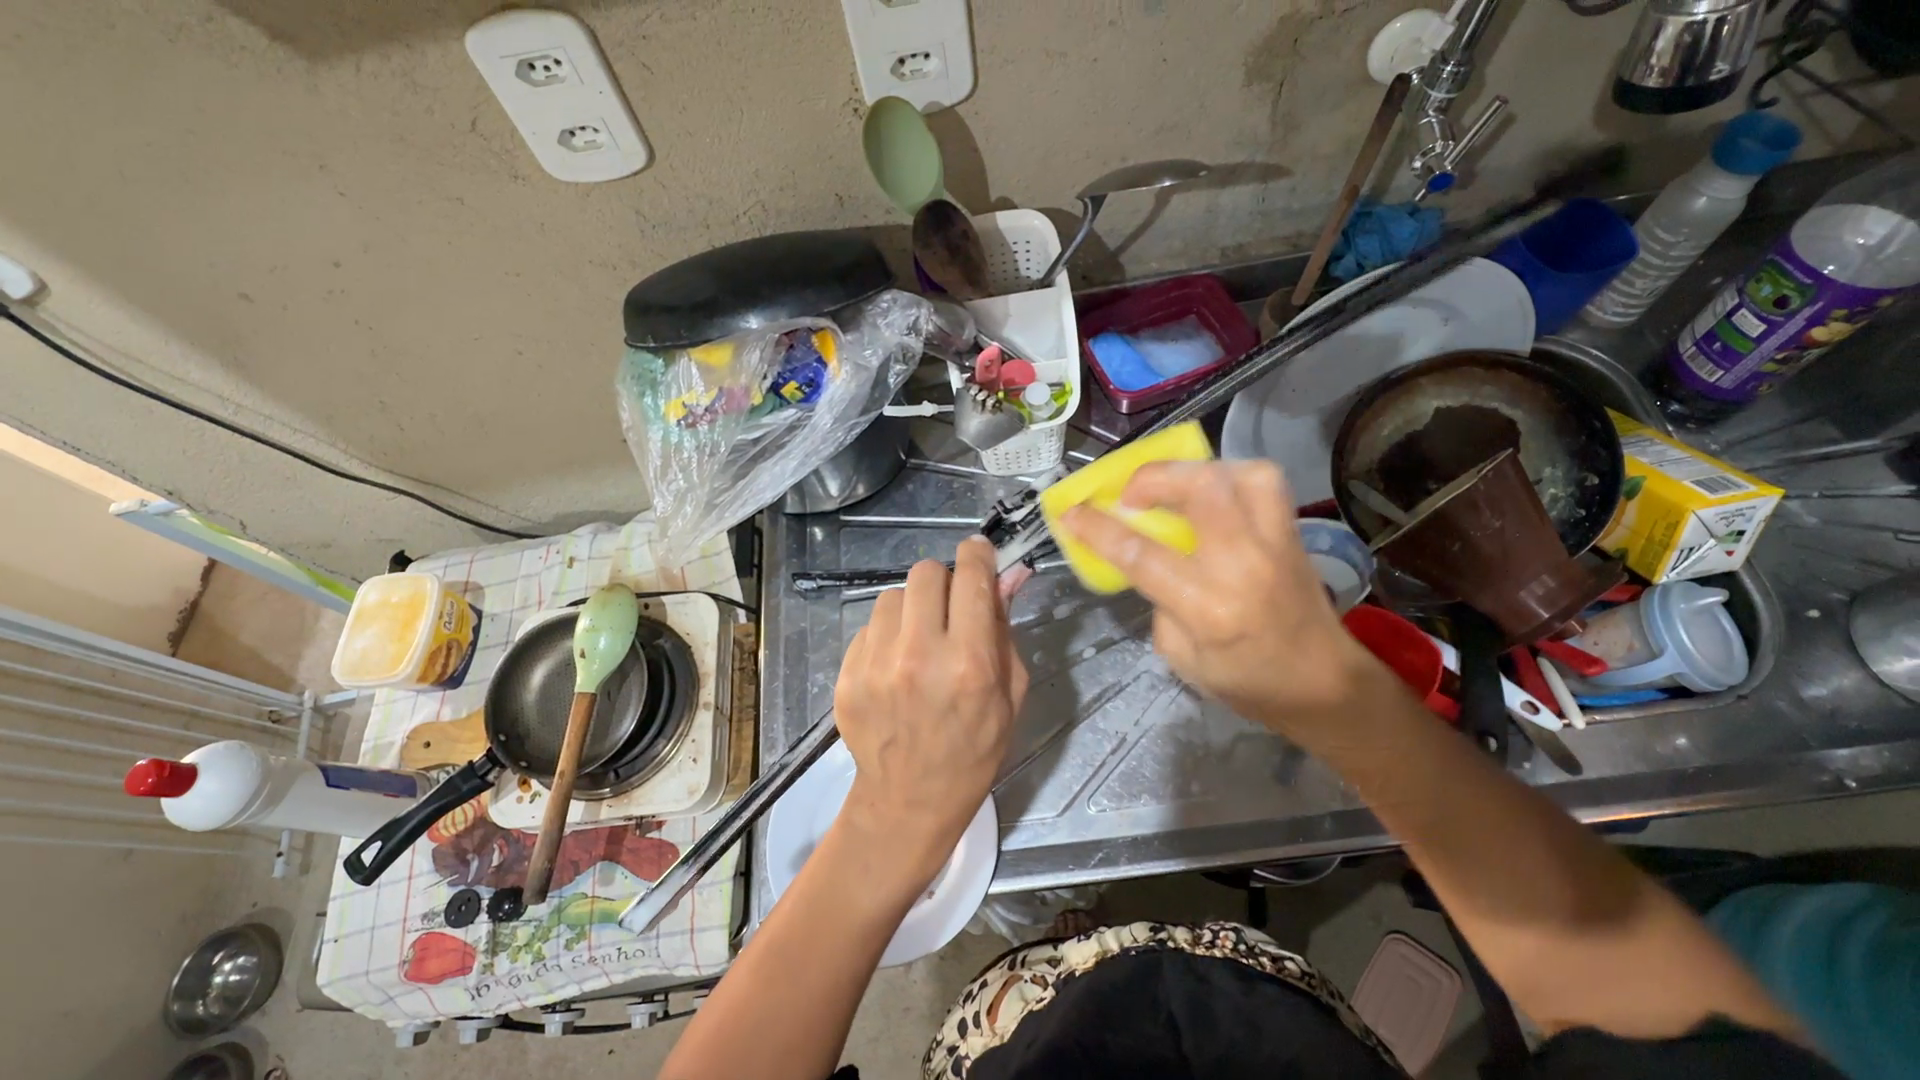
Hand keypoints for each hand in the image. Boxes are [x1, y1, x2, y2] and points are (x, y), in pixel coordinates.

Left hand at [833, 536, 1027, 879]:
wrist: (912, 798)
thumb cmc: (974, 748)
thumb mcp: (1009, 692)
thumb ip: (1004, 628)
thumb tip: (1008, 574)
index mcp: (968, 663)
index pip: (970, 576)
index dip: (978, 555)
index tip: (979, 554)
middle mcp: (918, 656)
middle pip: (926, 573)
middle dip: (944, 582)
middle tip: (951, 607)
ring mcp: (875, 666)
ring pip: (893, 596)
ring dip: (912, 609)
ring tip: (921, 642)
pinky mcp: (847, 676)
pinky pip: (869, 628)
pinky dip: (887, 636)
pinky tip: (897, 667)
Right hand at [1059, 460, 1378, 735]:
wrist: (1325, 685)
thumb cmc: (1248, 683)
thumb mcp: (1184, 661)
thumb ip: (1161, 606)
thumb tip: (1149, 561)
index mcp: (1209, 608)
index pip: (1142, 554)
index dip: (1098, 528)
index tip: (1072, 512)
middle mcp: (1244, 564)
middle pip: (1201, 490)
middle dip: (1153, 479)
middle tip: (1131, 494)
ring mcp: (1275, 542)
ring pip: (1241, 474)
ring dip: (1198, 470)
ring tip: (1177, 486)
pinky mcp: (1293, 532)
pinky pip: (1264, 482)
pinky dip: (1232, 475)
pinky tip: (1214, 492)